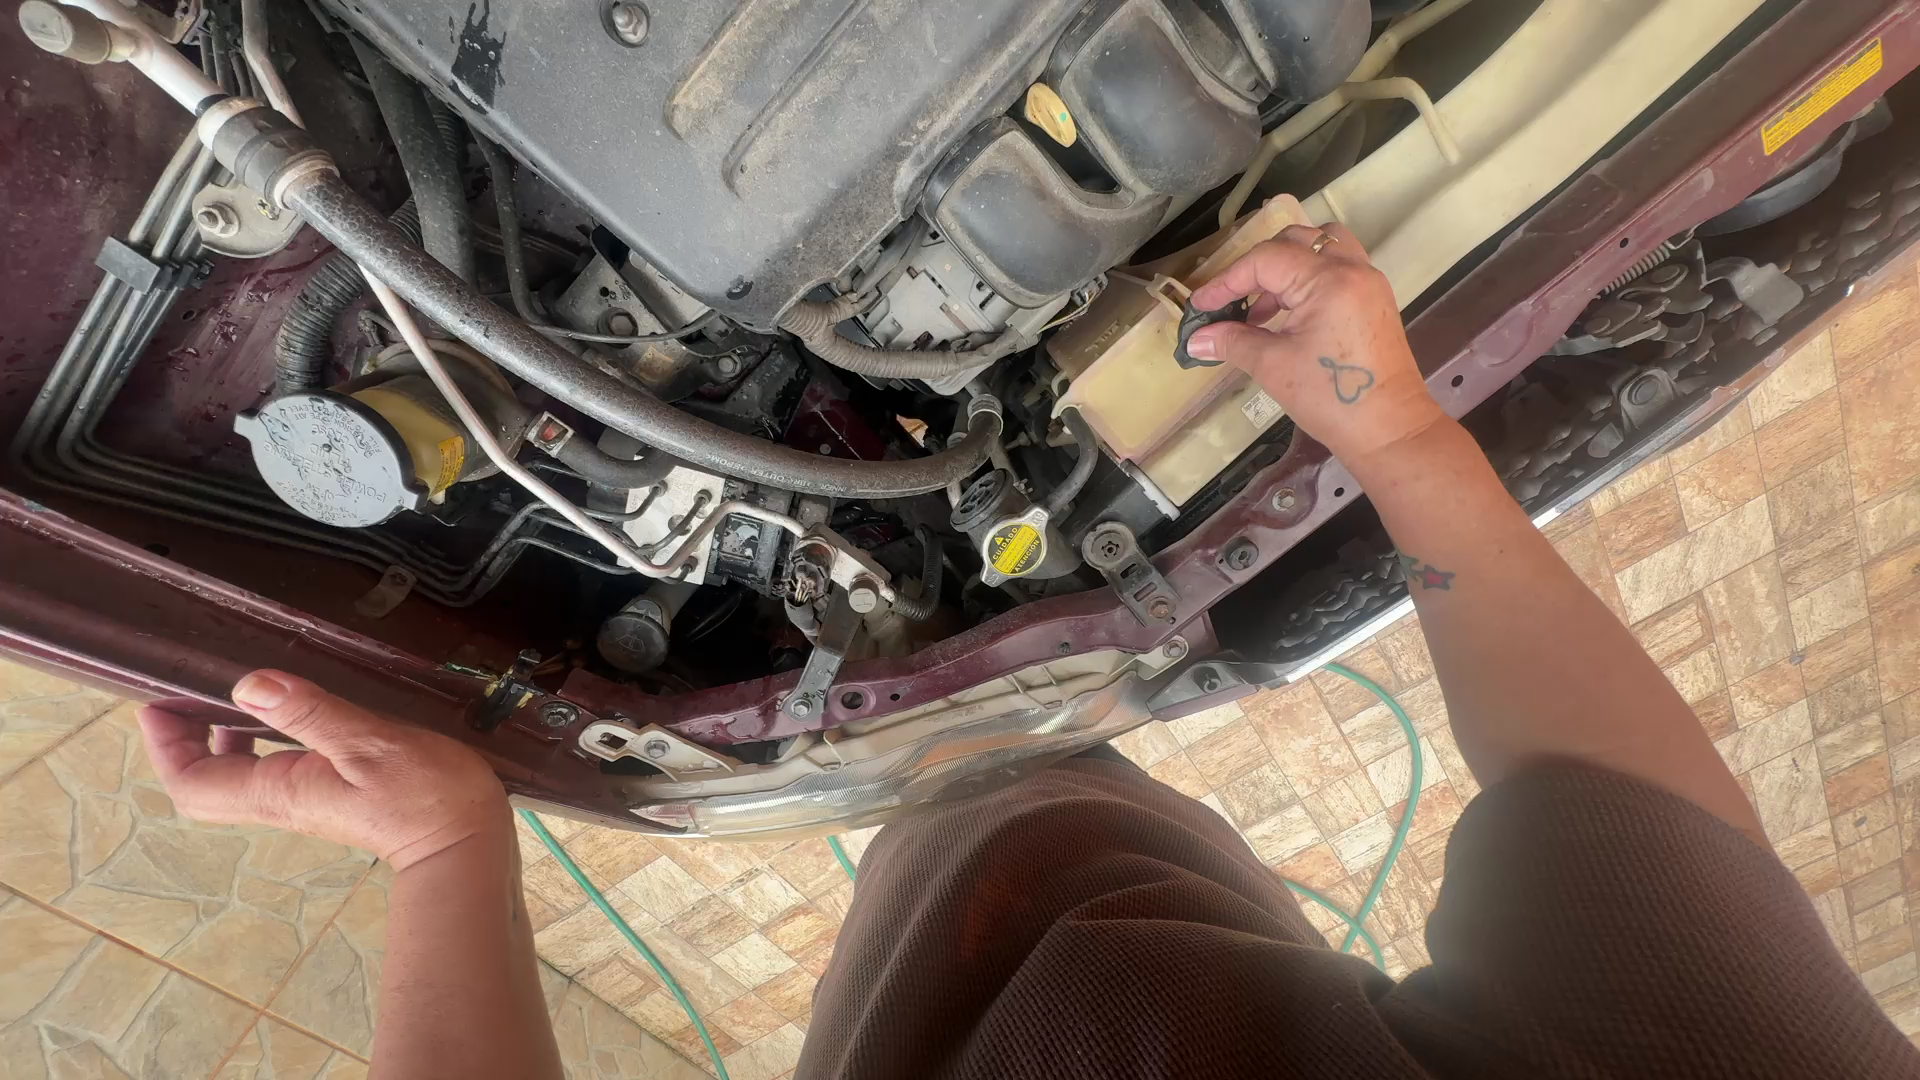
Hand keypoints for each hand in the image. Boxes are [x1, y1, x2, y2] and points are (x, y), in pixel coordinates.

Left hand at [138, 670, 508, 869]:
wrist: (463, 839)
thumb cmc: (424, 793)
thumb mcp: (372, 744)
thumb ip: (312, 715)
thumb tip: (250, 685)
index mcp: (278, 789)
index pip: (192, 778)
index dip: (167, 744)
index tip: (161, 703)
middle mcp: (282, 802)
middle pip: (206, 785)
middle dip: (186, 745)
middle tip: (192, 702)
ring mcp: (309, 804)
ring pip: (239, 781)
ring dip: (223, 746)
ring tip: (239, 706)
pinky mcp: (335, 800)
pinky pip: (276, 776)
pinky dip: (265, 749)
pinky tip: (296, 727)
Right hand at [1185, 223, 1447, 470]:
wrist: (1386, 427)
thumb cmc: (1329, 397)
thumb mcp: (1271, 366)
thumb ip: (1232, 342)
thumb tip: (1196, 339)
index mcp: (1328, 281)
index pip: (1266, 261)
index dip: (1226, 281)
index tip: (1201, 307)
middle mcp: (1352, 269)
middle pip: (1293, 241)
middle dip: (1254, 267)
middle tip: (1229, 300)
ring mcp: (1366, 282)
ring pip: (1319, 247)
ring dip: (1283, 267)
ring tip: (1259, 307)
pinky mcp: (1370, 300)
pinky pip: (1334, 268)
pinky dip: (1304, 279)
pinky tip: (1285, 316)